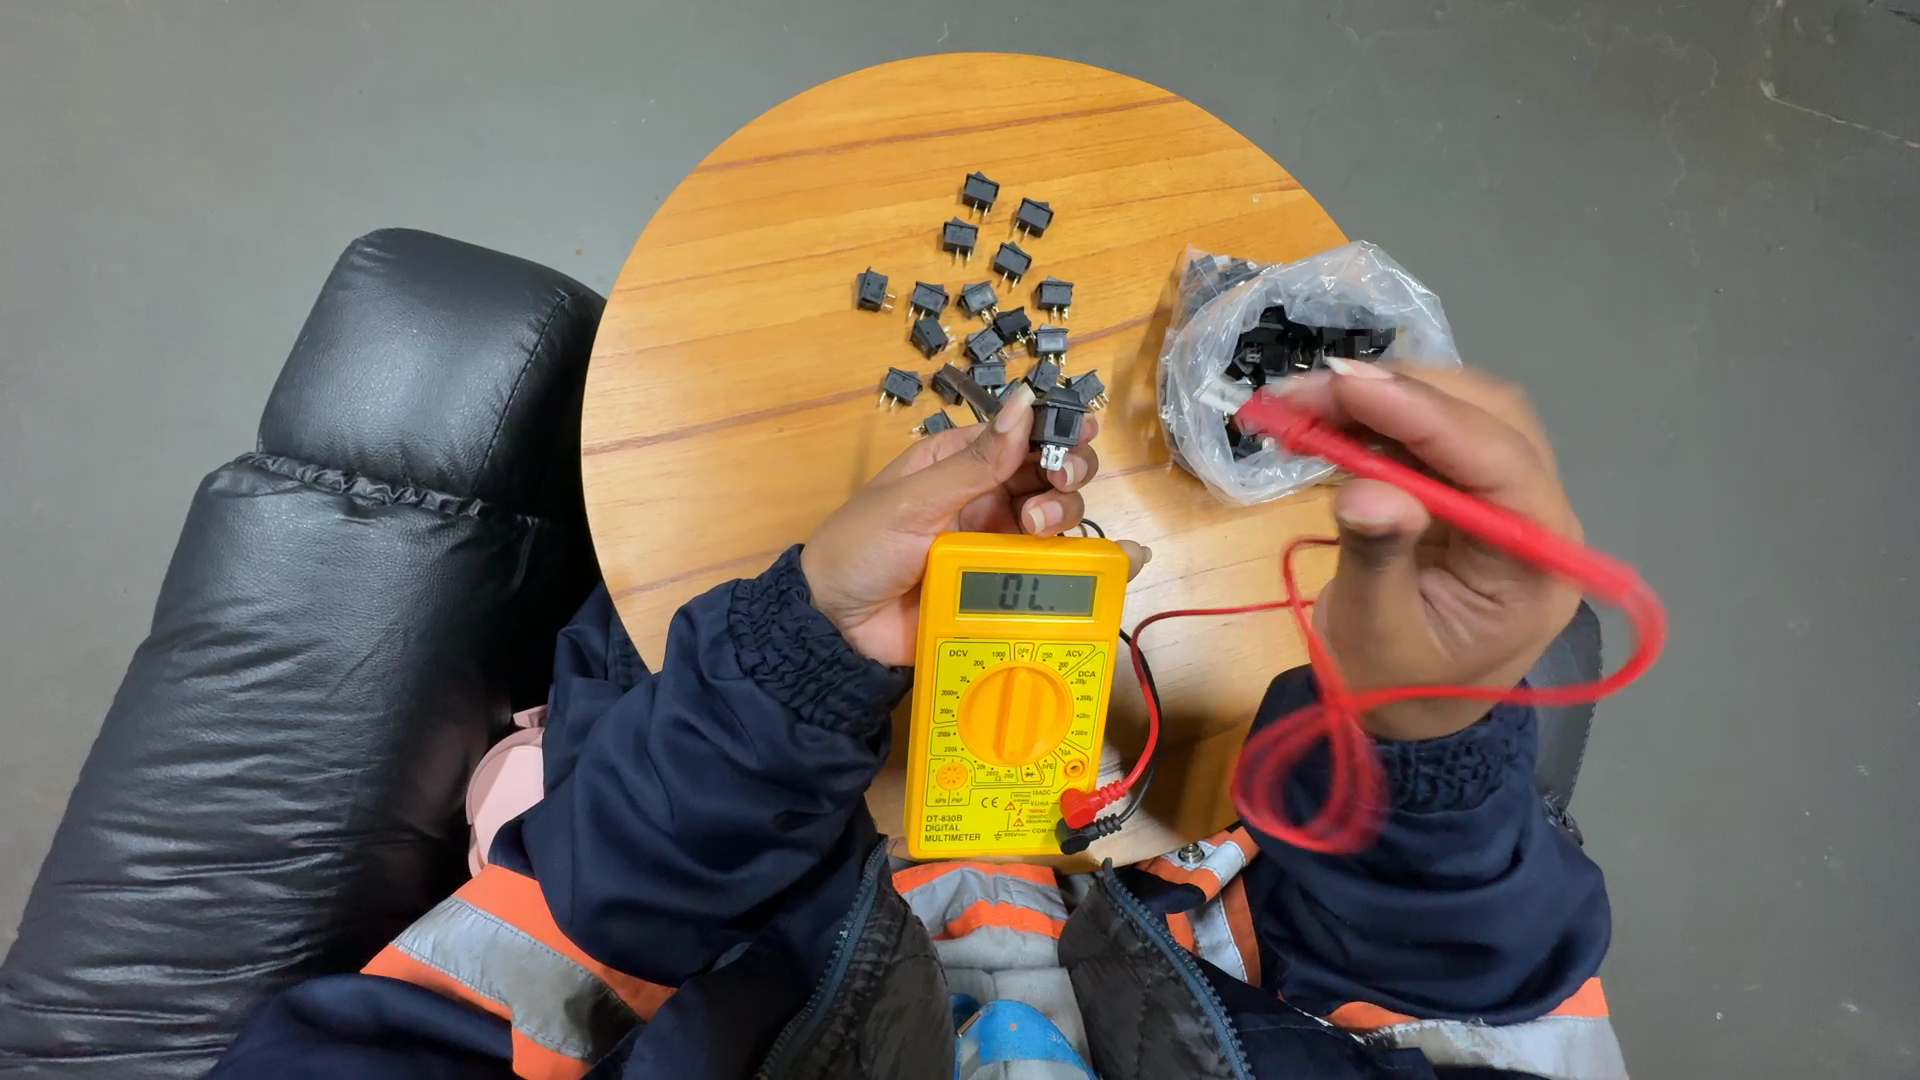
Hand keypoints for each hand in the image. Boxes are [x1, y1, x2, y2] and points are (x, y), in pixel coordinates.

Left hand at [803, 382, 1147, 665]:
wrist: (837, 625)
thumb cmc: (862, 547)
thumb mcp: (914, 498)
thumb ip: (975, 460)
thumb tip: (1026, 401)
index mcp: (962, 463)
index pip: (1024, 436)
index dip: (1056, 429)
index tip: (1075, 429)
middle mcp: (989, 499)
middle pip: (1053, 474)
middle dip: (1066, 471)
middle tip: (1054, 481)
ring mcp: (1000, 545)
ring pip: (1059, 520)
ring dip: (1064, 514)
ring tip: (1034, 527)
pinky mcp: (1006, 589)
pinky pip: (1054, 573)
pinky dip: (1093, 564)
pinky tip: (1125, 561)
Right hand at [1285, 361, 1582, 740]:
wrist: (1404, 708)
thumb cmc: (1395, 684)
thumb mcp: (1377, 632)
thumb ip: (1378, 558)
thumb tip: (1363, 488)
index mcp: (1534, 560)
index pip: (1496, 464)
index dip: (1424, 416)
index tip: (1347, 386)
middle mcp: (1532, 514)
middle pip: (1485, 418)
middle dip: (1396, 392)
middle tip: (1308, 389)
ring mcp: (1496, 499)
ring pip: (1454, 414)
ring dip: (1377, 398)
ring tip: (1299, 401)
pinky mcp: (1457, 493)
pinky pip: (1420, 437)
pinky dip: (1368, 419)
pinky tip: (1319, 421)